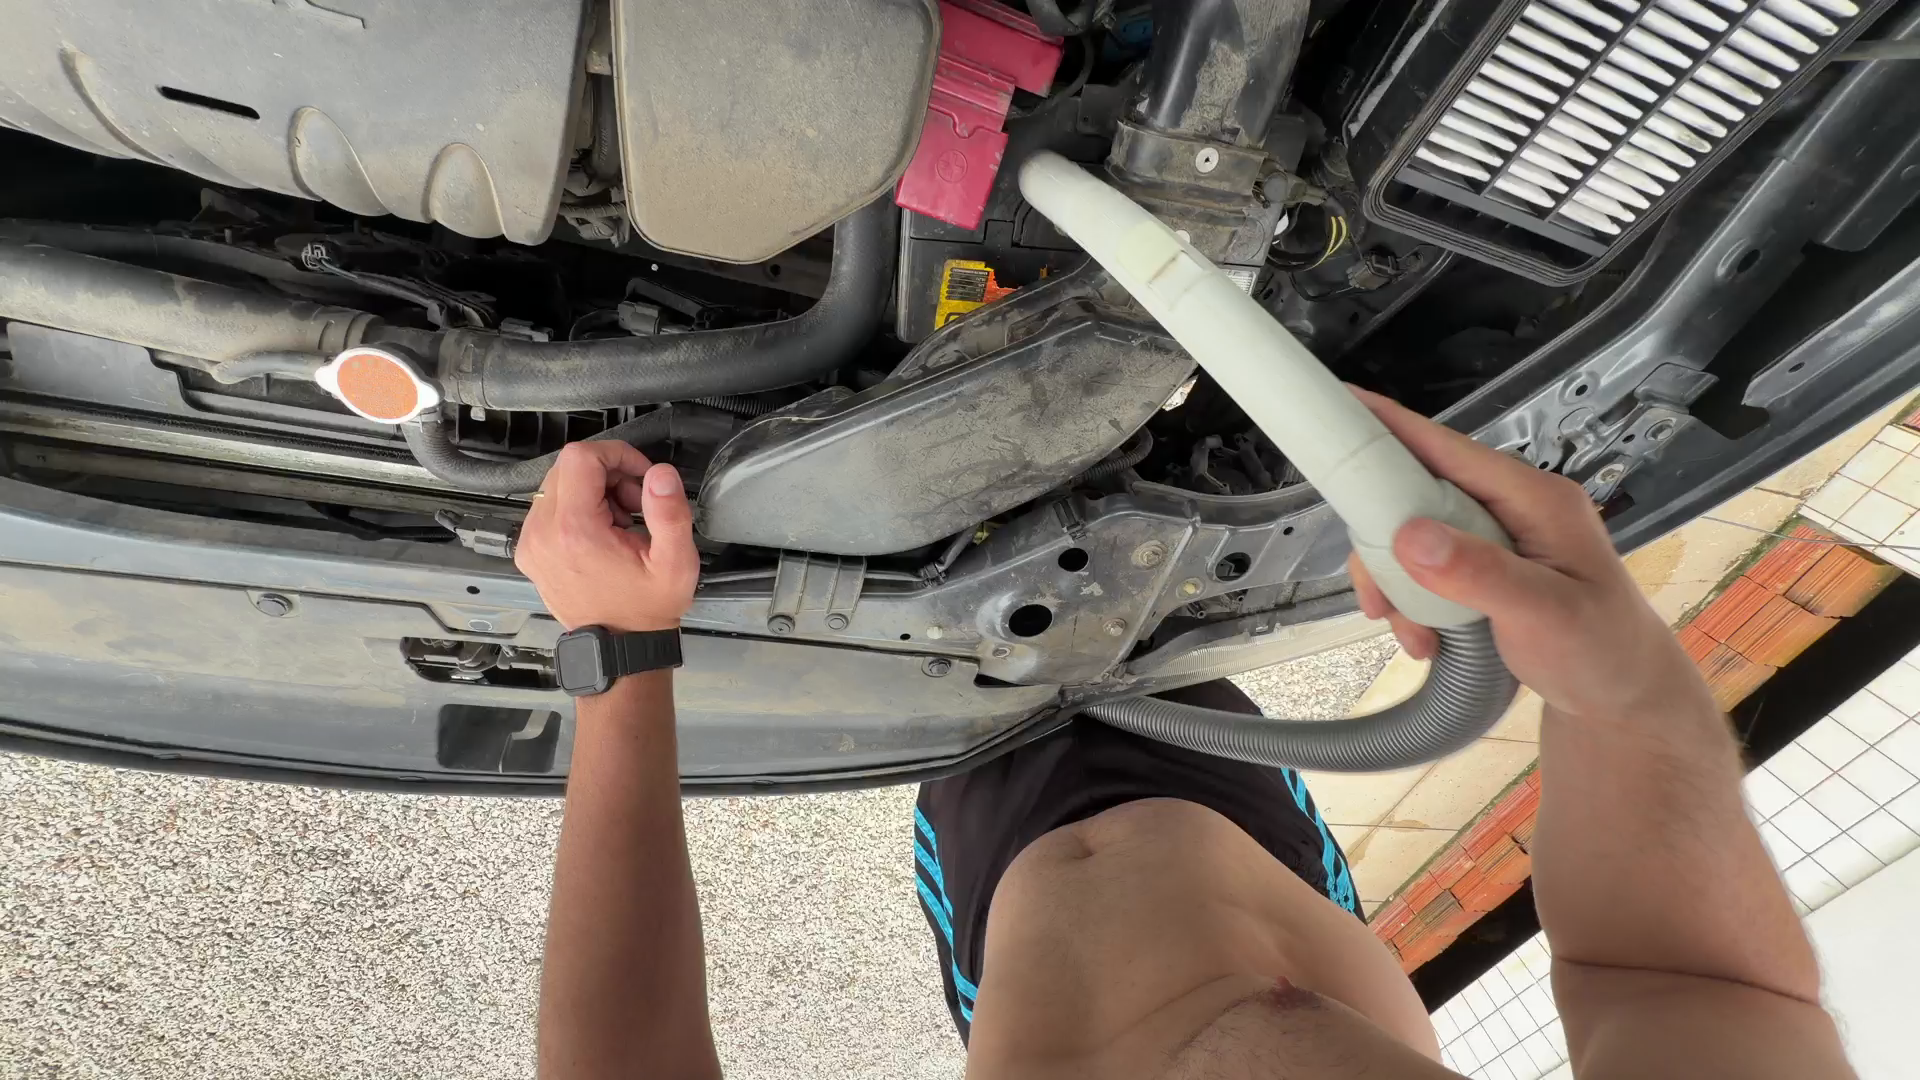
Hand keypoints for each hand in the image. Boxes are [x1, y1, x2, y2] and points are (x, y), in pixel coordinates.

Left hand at [514, 441, 697, 633]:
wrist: (621, 645)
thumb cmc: (648, 608)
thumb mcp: (675, 562)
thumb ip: (670, 513)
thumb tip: (660, 474)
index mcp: (575, 531)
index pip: (582, 457)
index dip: (618, 455)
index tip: (642, 477)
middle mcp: (542, 533)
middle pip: (568, 467)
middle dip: (609, 474)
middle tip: (637, 505)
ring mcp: (531, 542)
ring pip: (558, 484)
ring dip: (595, 491)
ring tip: (623, 522)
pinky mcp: (531, 550)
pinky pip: (550, 507)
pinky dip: (579, 508)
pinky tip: (604, 533)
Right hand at [1346, 389, 1715, 723]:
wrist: (1621, 701)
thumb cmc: (1600, 652)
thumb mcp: (1545, 613)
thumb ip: (1479, 573)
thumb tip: (1408, 534)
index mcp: (1527, 496)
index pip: (1443, 447)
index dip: (1387, 425)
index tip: (1336, 403)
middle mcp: (1500, 506)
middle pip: (1408, 494)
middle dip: (1380, 546)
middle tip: (1376, 596)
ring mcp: (1482, 535)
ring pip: (1401, 537)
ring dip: (1391, 586)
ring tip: (1408, 631)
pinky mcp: (1468, 564)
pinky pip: (1411, 568)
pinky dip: (1403, 602)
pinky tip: (1419, 636)